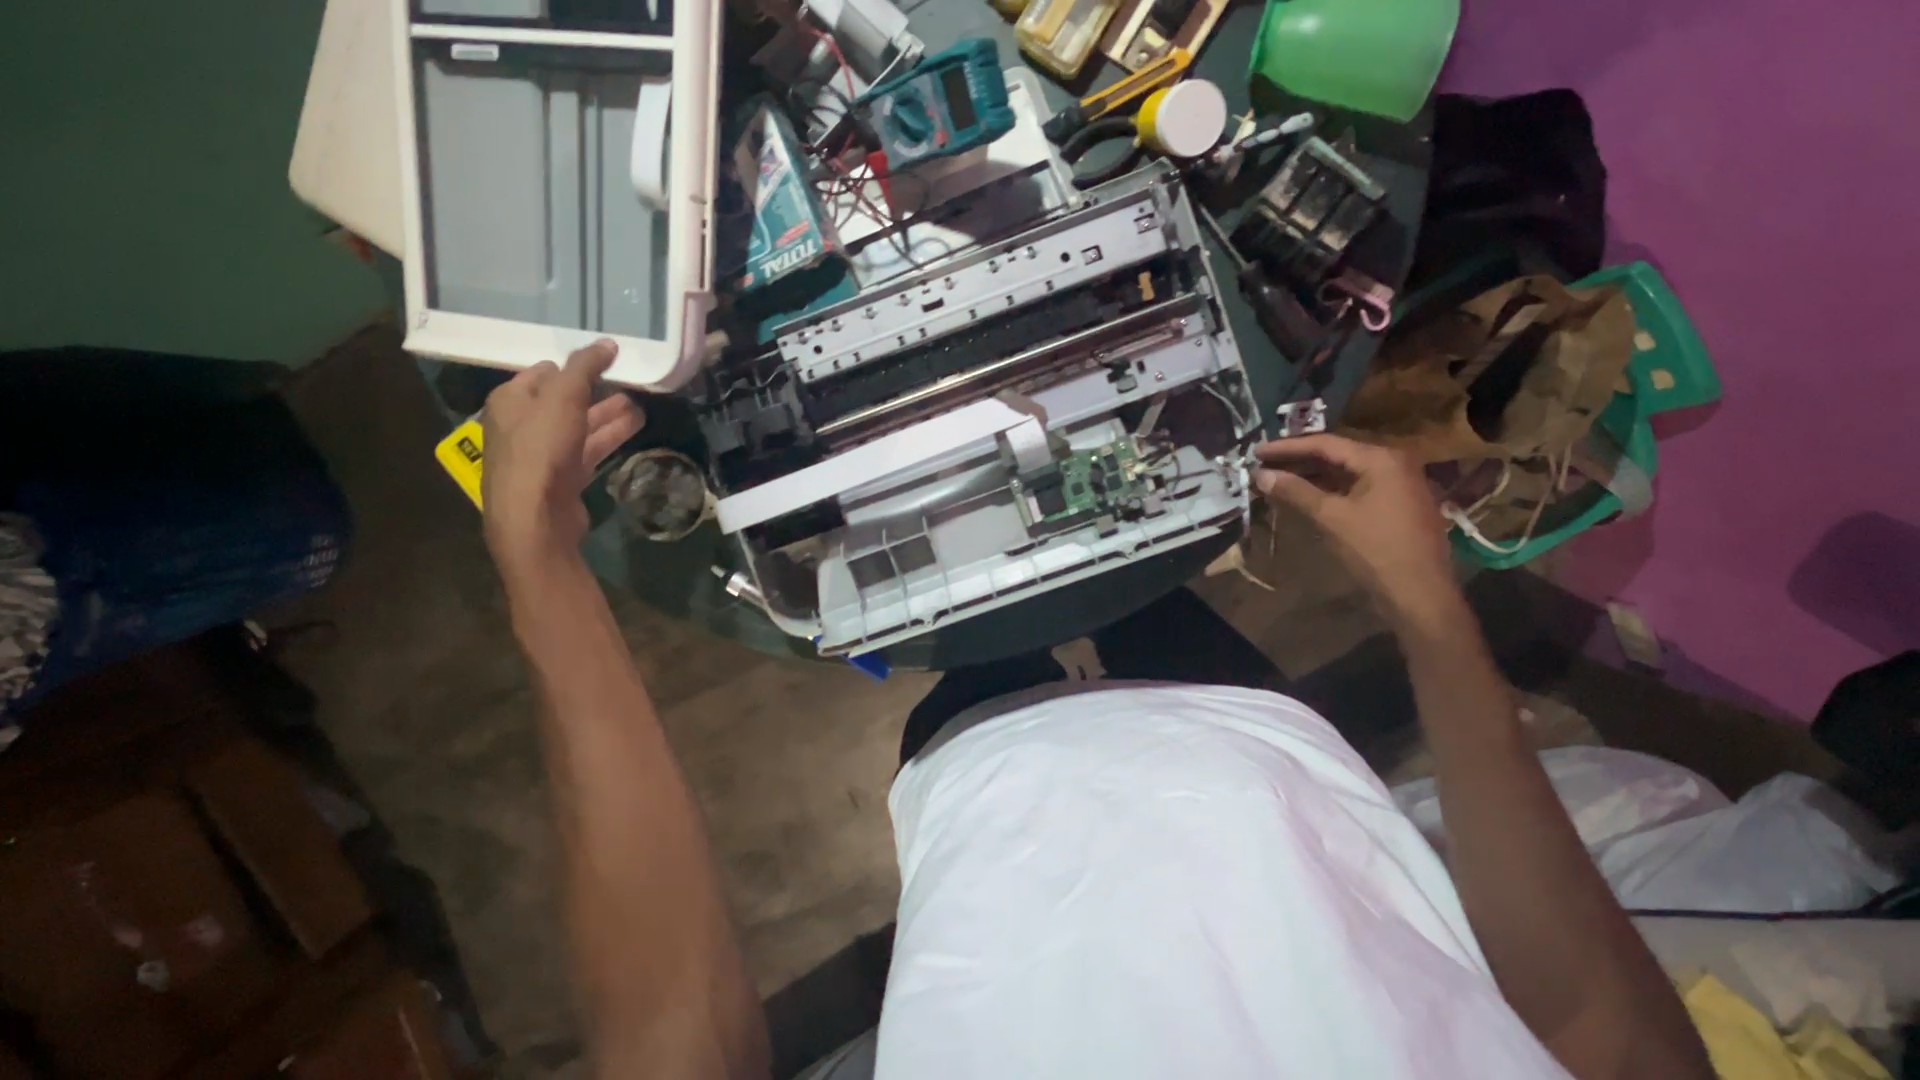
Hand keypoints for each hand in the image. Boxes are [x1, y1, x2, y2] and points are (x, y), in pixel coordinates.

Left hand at [481, 340, 644, 585]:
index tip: (604, 363)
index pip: (543, 373)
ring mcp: (541, 454)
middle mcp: (520, 425)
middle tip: (627, 382)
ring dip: (607, 416)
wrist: (535, 515)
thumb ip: (585, 367)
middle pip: (563, 401)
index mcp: (510, 400)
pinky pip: (588, 450)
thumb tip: (608, 343)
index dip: (572, 367)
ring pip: (579, 427)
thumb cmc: (540, 448)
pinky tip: (633, 430)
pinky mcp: (560, 478)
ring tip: (640, 406)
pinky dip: (609, 438)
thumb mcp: (563, 397)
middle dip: (595, 392)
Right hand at [1253, 434, 1457, 623]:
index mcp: (1381, 459)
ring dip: (1313, 476)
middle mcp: (1394, 464)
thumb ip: (1296, 492)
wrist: (1420, 594)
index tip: (1257, 451)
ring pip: (1347, 473)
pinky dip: (1331, 490)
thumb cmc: (1376, 551)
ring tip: (1279, 480)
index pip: (1326, 444)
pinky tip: (1307, 497)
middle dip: (1299, 461)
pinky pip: (1358, 488)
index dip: (1287, 447)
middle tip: (1264, 464)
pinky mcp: (1398, 505)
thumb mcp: (1332, 518)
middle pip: (1338, 455)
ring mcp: (1399, 485)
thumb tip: (1261, 475)